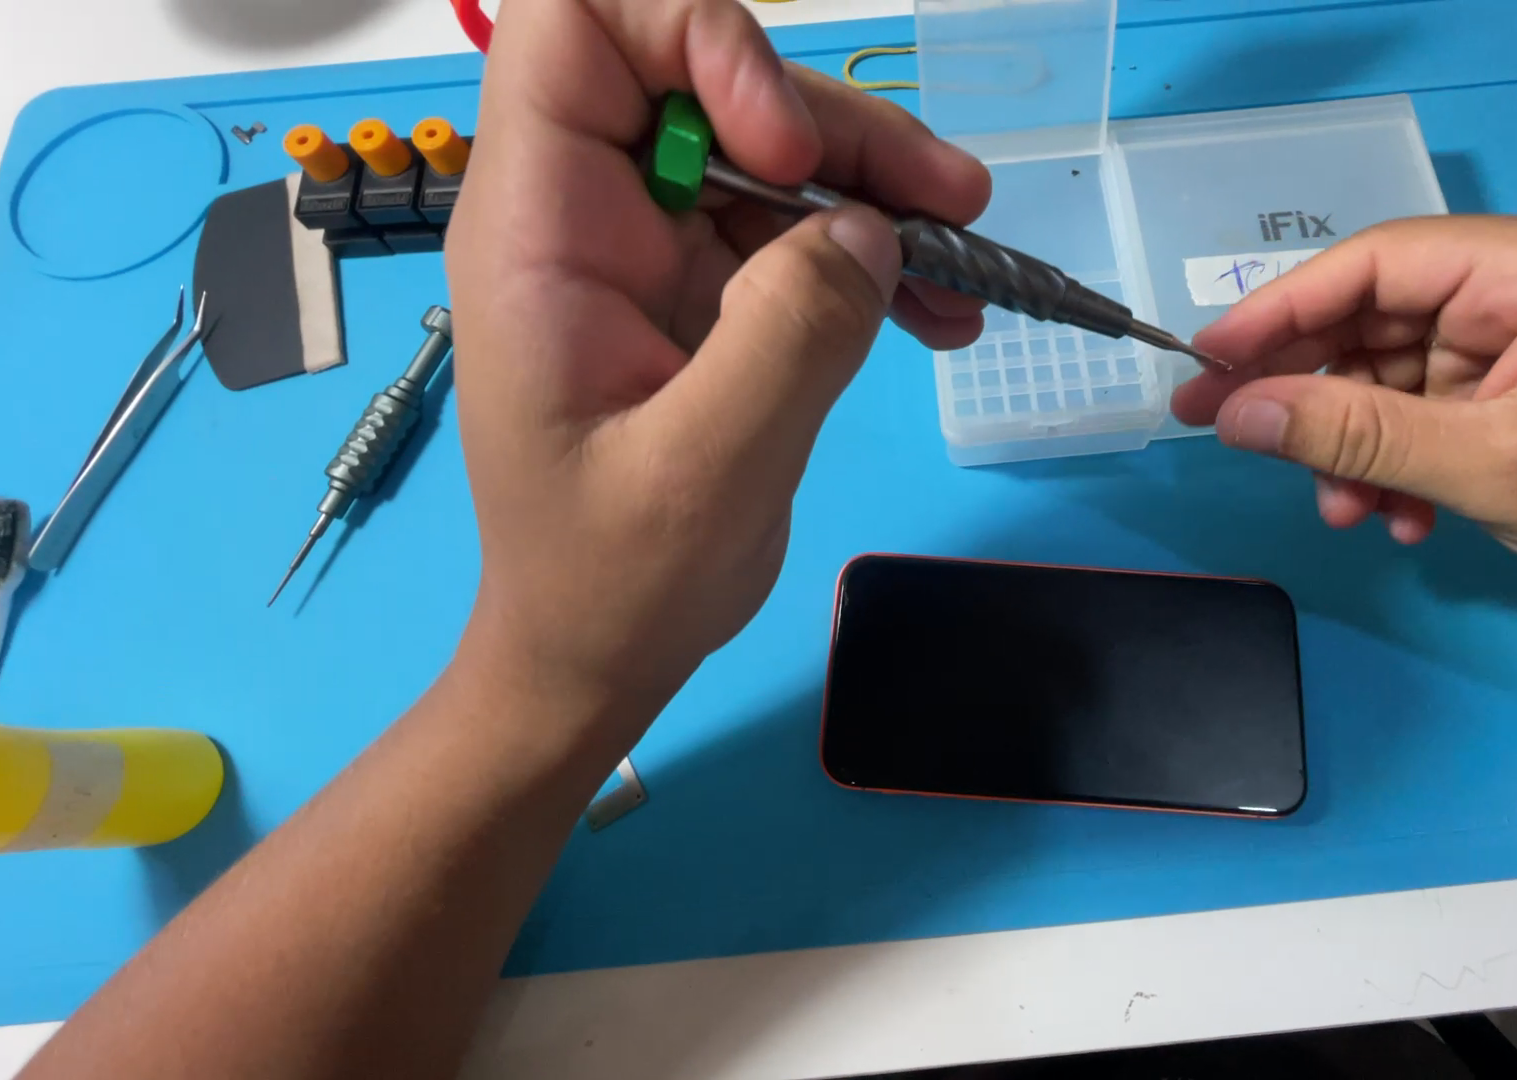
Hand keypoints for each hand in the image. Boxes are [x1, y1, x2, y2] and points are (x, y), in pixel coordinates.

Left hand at [444, 0, 990, 713]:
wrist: (607, 650)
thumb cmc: (620, 578)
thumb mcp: (707, 467)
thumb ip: (789, 336)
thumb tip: (872, 232)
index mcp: (546, 235)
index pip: (583, 38)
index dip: (699, 45)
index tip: (790, 149)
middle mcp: (601, 226)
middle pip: (719, 99)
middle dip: (844, 138)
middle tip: (955, 200)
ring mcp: (664, 270)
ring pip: (780, 177)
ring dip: (882, 207)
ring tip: (969, 266)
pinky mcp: (717, 316)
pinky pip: (802, 256)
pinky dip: (876, 274)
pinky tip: (942, 315)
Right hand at [1172, 204, 1516, 625]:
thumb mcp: (1490, 467)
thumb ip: (1350, 435)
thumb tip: (1231, 415)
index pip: (1383, 262)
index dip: (1281, 309)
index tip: (1204, 357)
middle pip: (1376, 321)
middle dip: (1309, 394)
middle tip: (1227, 433)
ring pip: (1389, 377)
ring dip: (1352, 448)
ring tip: (1342, 509)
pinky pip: (1420, 411)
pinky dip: (1391, 463)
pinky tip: (1394, 515)